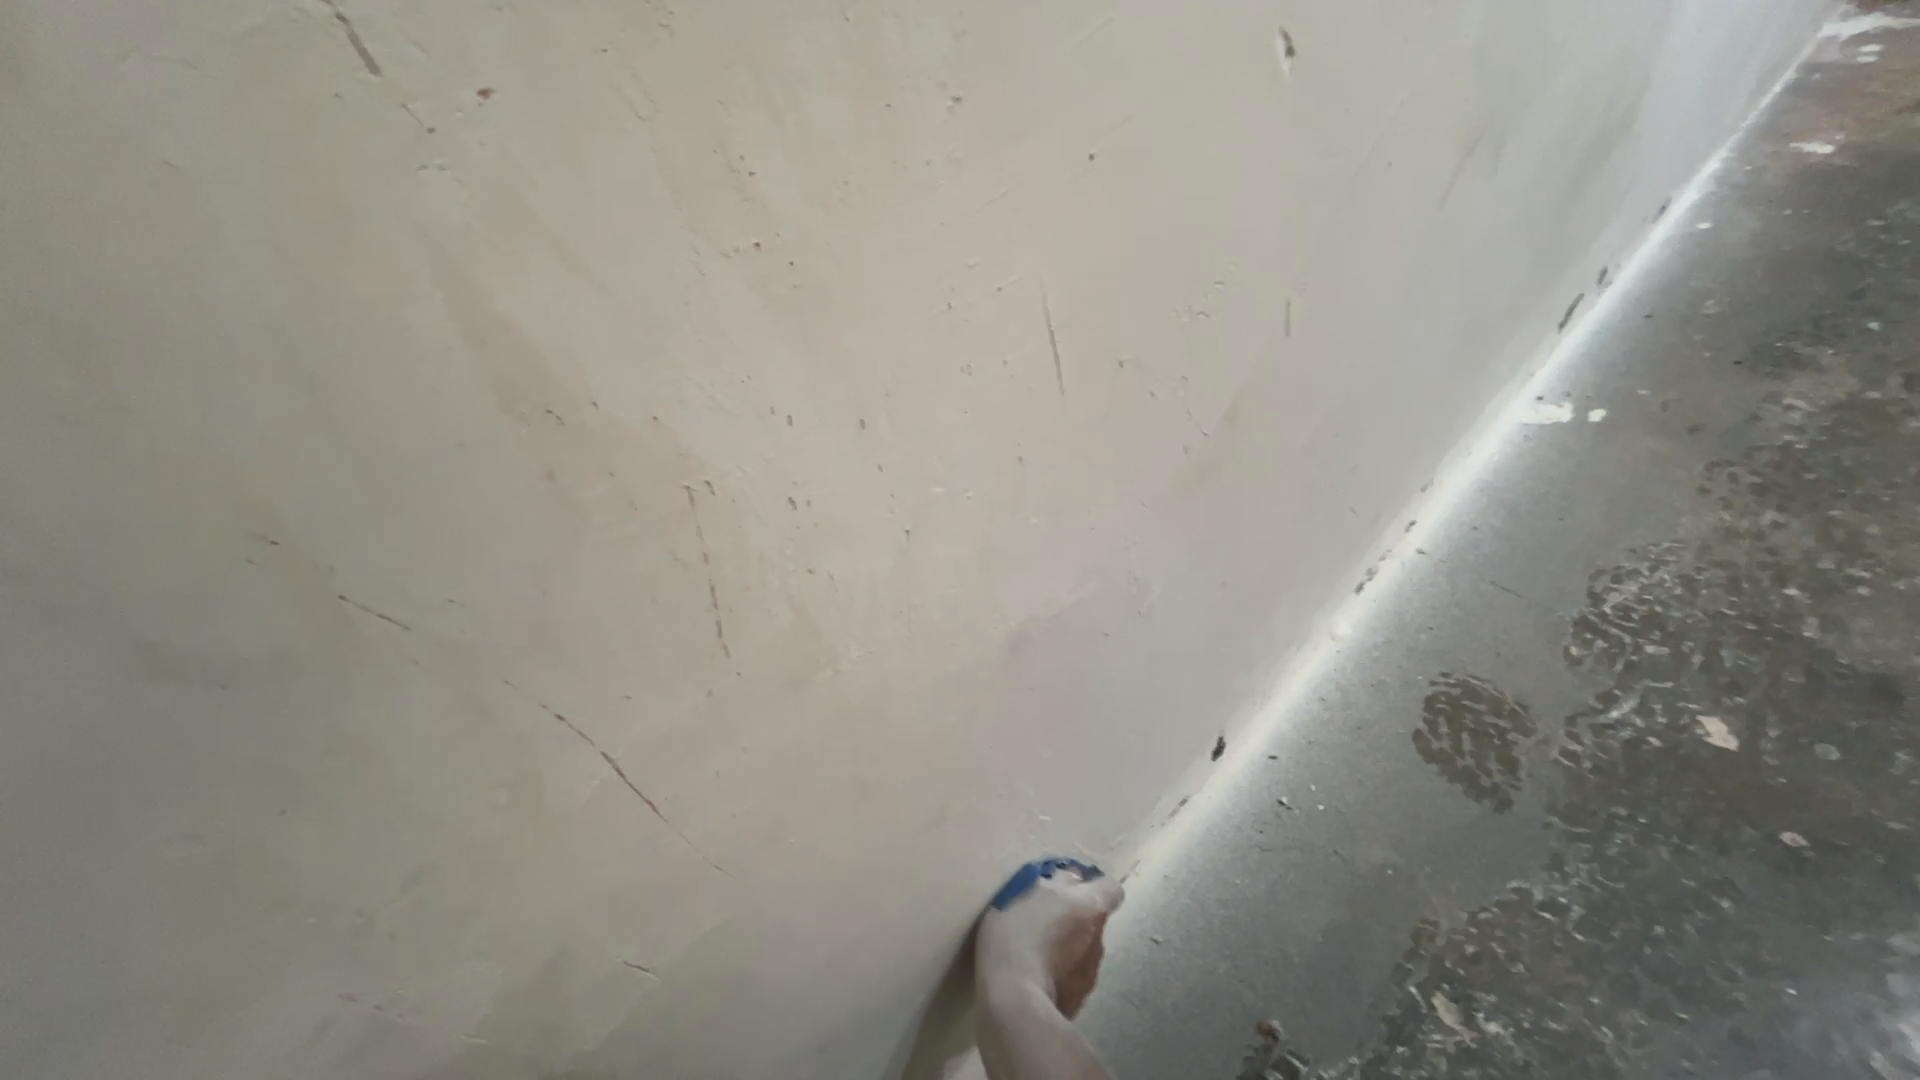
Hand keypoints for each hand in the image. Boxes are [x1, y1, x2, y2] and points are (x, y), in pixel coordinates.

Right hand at [975, 864, 1124, 1017]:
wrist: (1015, 999)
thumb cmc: (1017, 934)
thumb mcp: (1028, 892)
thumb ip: (1056, 881)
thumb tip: (1073, 876)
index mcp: (1090, 907)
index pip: (1112, 888)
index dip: (1096, 885)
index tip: (1074, 886)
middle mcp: (1099, 937)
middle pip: (1095, 919)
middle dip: (1075, 916)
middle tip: (1044, 918)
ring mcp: (1092, 971)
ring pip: (1085, 948)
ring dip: (1069, 945)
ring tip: (1038, 951)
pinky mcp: (1080, 998)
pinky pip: (1074, 975)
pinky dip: (1062, 972)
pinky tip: (1038, 976)